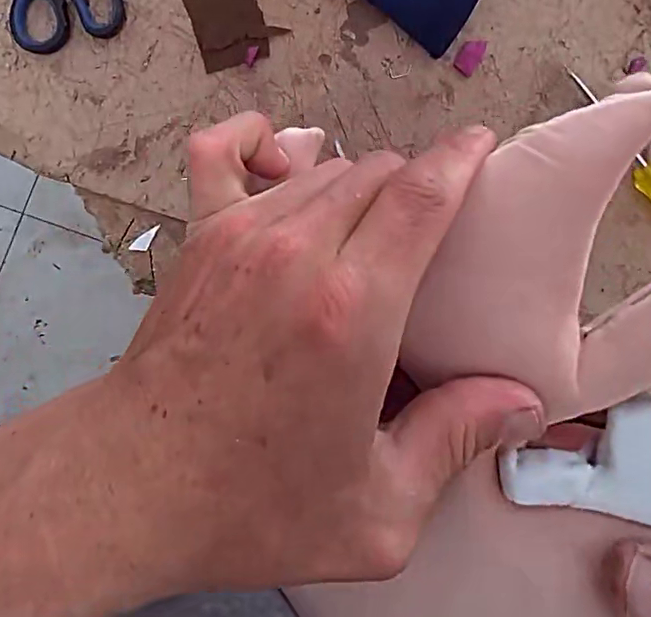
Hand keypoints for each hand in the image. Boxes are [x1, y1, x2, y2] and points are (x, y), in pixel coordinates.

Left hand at [97, 114, 543, 593]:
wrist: (127, 488)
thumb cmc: (251, 502)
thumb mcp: (375, 510)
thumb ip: (455, 441)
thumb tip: (522, 402)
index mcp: (353, 309)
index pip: (422, 196)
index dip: (459, 158)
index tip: (480, 144)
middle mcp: (301, 252)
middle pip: (381, 170)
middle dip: (416, 181)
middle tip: (427, 221)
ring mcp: (245, 232)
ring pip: (329, 163)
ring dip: (362, 179)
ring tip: (371, 218)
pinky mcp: (204, 231)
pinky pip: (226, 148)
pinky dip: (262, 140)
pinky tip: (286, 161)